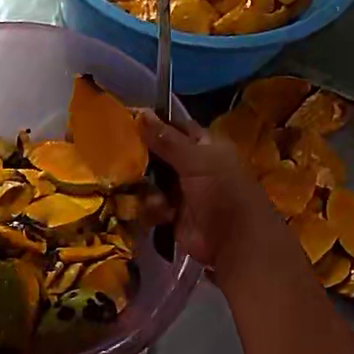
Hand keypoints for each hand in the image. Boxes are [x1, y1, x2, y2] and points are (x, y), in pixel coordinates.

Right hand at [136, 106, 285, 273]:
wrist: (232, 240)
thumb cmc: (221, 191)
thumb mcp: (195, 159)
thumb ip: (166, 140)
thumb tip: (139, 113)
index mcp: (203, 145)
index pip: (173, 127)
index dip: (152, 123)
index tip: (124, 120)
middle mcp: (191, 165)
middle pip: (156, 156)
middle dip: (141, 159)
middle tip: (120, 158)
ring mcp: (180, 191)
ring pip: (149, 182)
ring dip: (146, 189)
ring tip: (152, 194)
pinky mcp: (171, 215)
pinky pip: (150, 206)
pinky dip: (152, 209)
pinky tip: (162, 214)